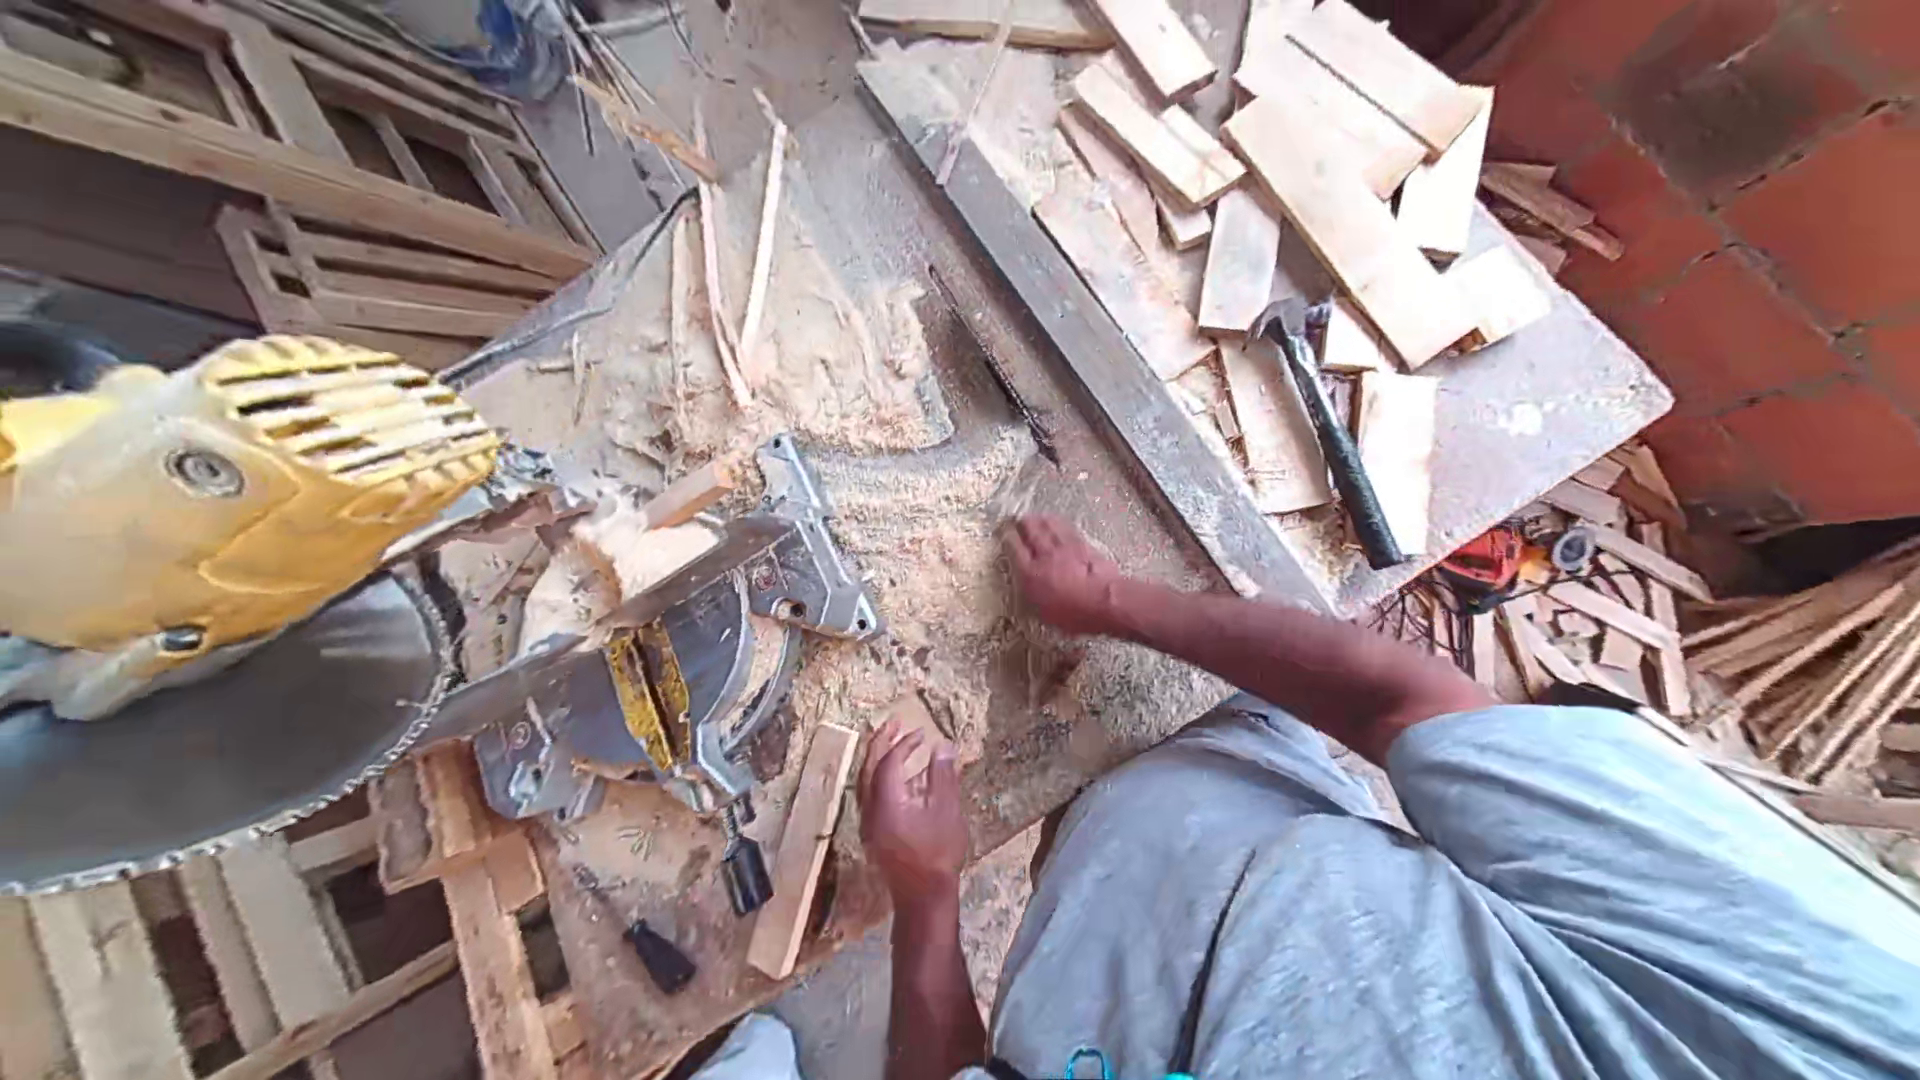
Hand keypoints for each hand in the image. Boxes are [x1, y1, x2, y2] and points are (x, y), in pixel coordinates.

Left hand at [858, 718, 967, 906]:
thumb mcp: (946, 811)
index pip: (888, 763)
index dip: (904, 744)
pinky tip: (908, 780)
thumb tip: (942, 746)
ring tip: (900, 745)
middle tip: (894, 723)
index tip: (922, 734)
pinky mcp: (875, 834)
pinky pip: (873, 796)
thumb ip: (942, 775)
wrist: (924, 900)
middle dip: (881, 742)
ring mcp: (869, 824)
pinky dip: (885, 779)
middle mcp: (870, 810)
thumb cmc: (938, 854)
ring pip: (868, 782)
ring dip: (881, 760)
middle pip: (869, 767)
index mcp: (885, 802)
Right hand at [1004, 514, 1125, 635]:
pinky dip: (1059, 523)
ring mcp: (1065, 547)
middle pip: (1030, 530)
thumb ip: (1031, 595)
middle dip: (1022, 523)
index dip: (1006, 536)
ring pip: (1049, 525)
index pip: (1013, 547)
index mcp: (1030, 573)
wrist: (1105, 602)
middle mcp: (1045, 555)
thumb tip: (1027, 586)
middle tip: (1017, 519)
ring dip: (1040, 519)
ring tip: (1035, 516)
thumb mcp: (1043, 613)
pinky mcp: (1083, 544)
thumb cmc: (1074, 615)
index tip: (1003, 531)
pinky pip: (1067, 528)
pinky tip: (1058, 522)